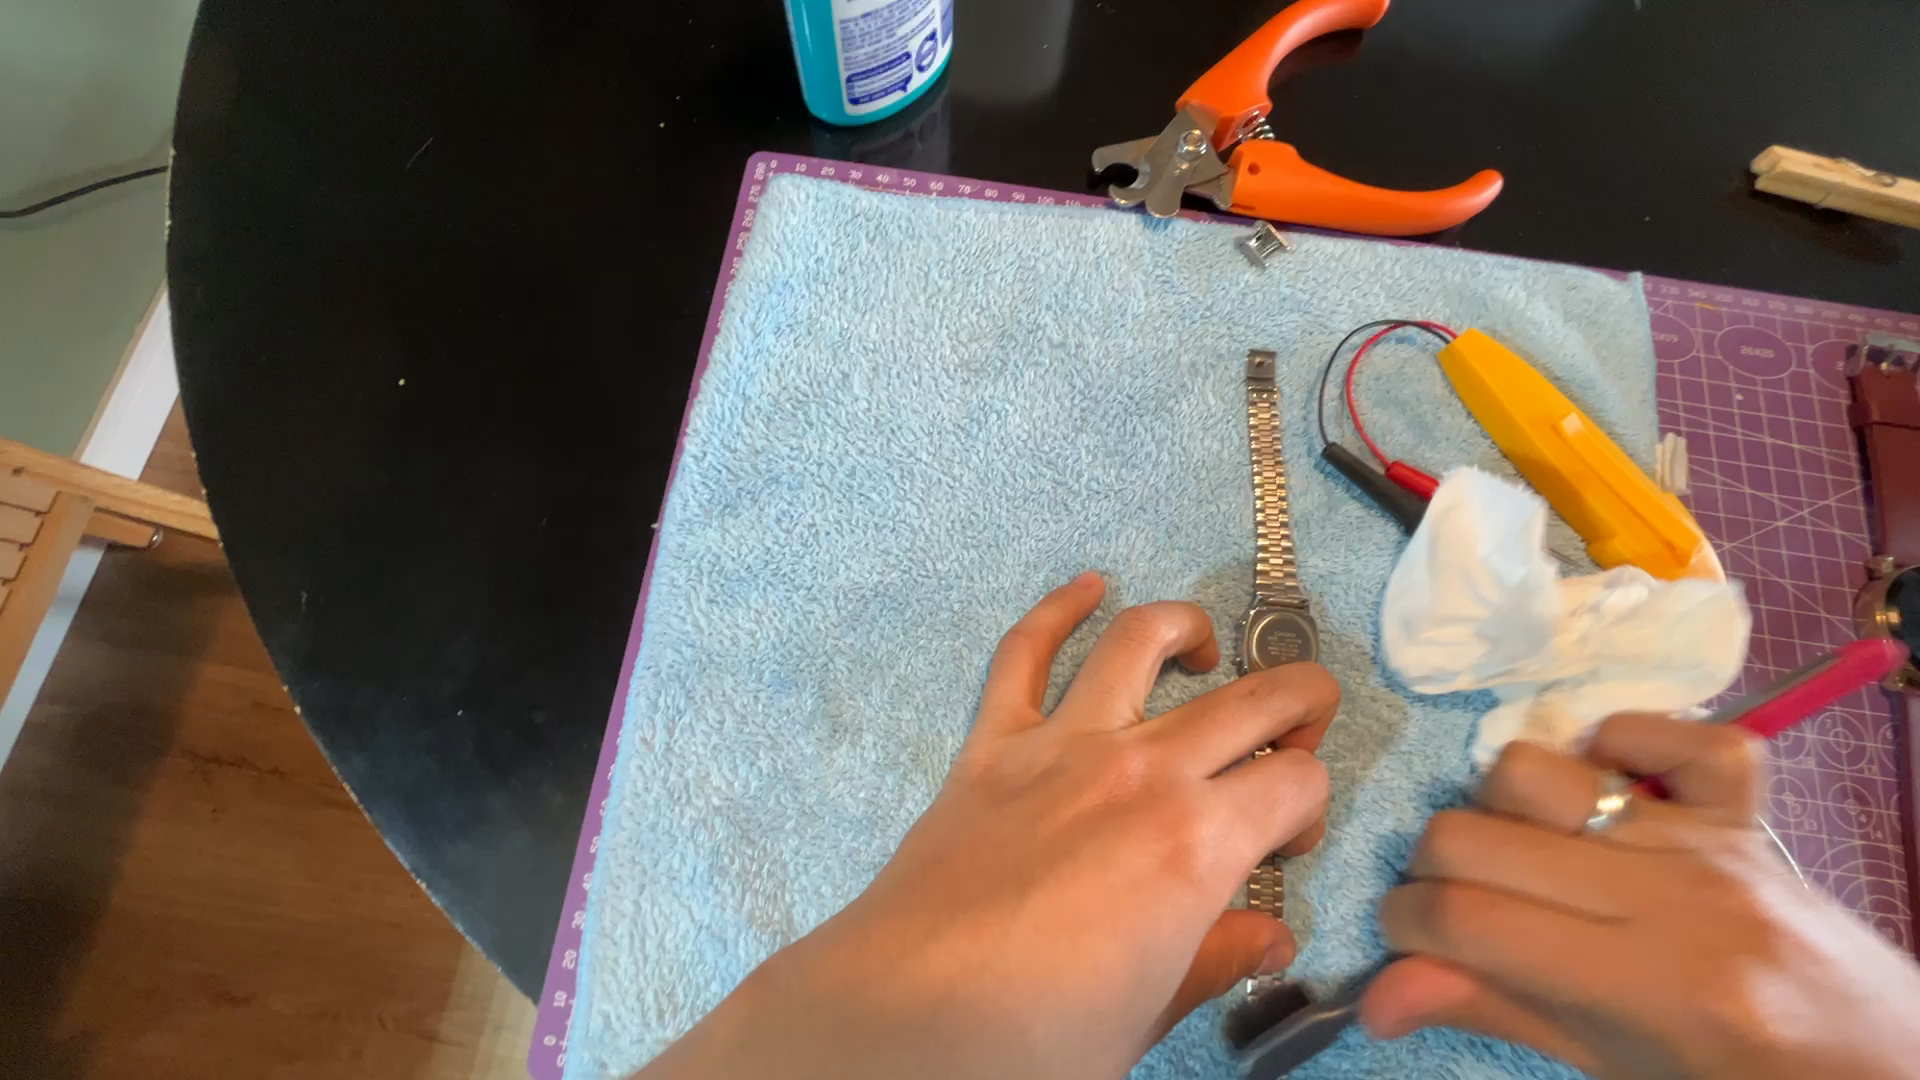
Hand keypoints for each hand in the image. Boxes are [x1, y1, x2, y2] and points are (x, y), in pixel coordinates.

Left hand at [641, 572, 1338, 1079]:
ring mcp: (1063, 741)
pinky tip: (1087, 585)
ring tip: (1203, 648)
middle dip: (1298, 698)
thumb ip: (1216, 959)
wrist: (911, 1014)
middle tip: (1301, 718)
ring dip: (1186, 628)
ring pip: (1140, 642)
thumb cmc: (1038, 1034)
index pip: (1296, 782)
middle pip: (1250, 701)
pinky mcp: (995, 737)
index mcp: (1197, 844)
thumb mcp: (1150, 1011)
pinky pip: (1024, 651)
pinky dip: (1056, 608)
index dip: (1309, 802)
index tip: (1285, 835)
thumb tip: (1270, 936)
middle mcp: (1141, 768)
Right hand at [1360, 712, 1919, 1079]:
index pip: (1464, 920)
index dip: (1404, 923)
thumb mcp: (1611, 1071)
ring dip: (1496, 812)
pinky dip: (1621, 743)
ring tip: (1521, 857)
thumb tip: (1370, 1001)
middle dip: (1431, 874)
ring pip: (1531, 772)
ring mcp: (1712, 841)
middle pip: (1470, 837)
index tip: (1405, 938)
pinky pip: (1677, 736)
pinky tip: (1603, 790)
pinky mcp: (1741, 809)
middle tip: (1456, 908)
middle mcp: (1680, 898)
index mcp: (1658, 987)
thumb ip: (1489, 1011)